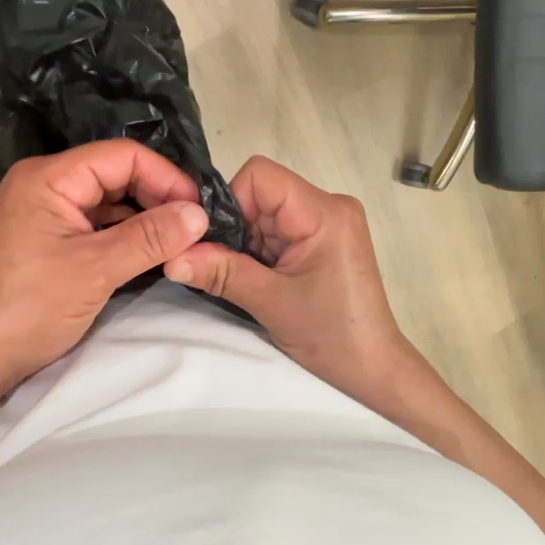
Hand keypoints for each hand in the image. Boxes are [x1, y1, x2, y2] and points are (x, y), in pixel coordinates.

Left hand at [0, 140, 208, 389]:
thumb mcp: (96, 269)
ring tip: (182, 245)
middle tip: (195, 232)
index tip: (199, 211)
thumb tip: (200, 214)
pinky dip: (129, 239)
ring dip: (147, 222)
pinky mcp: (52, 243)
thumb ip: (150, 237)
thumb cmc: (29, 307)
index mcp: (50, 178)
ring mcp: (48, 215)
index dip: (165, 177)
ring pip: (112, 204)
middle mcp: (48, 186)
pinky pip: (100, 228)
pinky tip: (154, 257)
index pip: (122, 156)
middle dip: (159, 199)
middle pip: (118, 176)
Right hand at [162, 156, 420, 401]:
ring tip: (255, 283)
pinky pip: (279, 233)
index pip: (260, 176)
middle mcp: (330, 206)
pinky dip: (262, 255)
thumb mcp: (270, 303)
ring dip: (248, 246)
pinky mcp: (325, 242)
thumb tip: (171, 257)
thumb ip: (220, 272)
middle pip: (261, 195)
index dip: (231, 203)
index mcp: (324, 212)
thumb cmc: (331, 336)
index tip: (219, 245)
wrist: (373, 368)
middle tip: (232, 271)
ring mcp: (329, 224)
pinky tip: (266, 283)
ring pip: (266, 215)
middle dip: (238, 230)